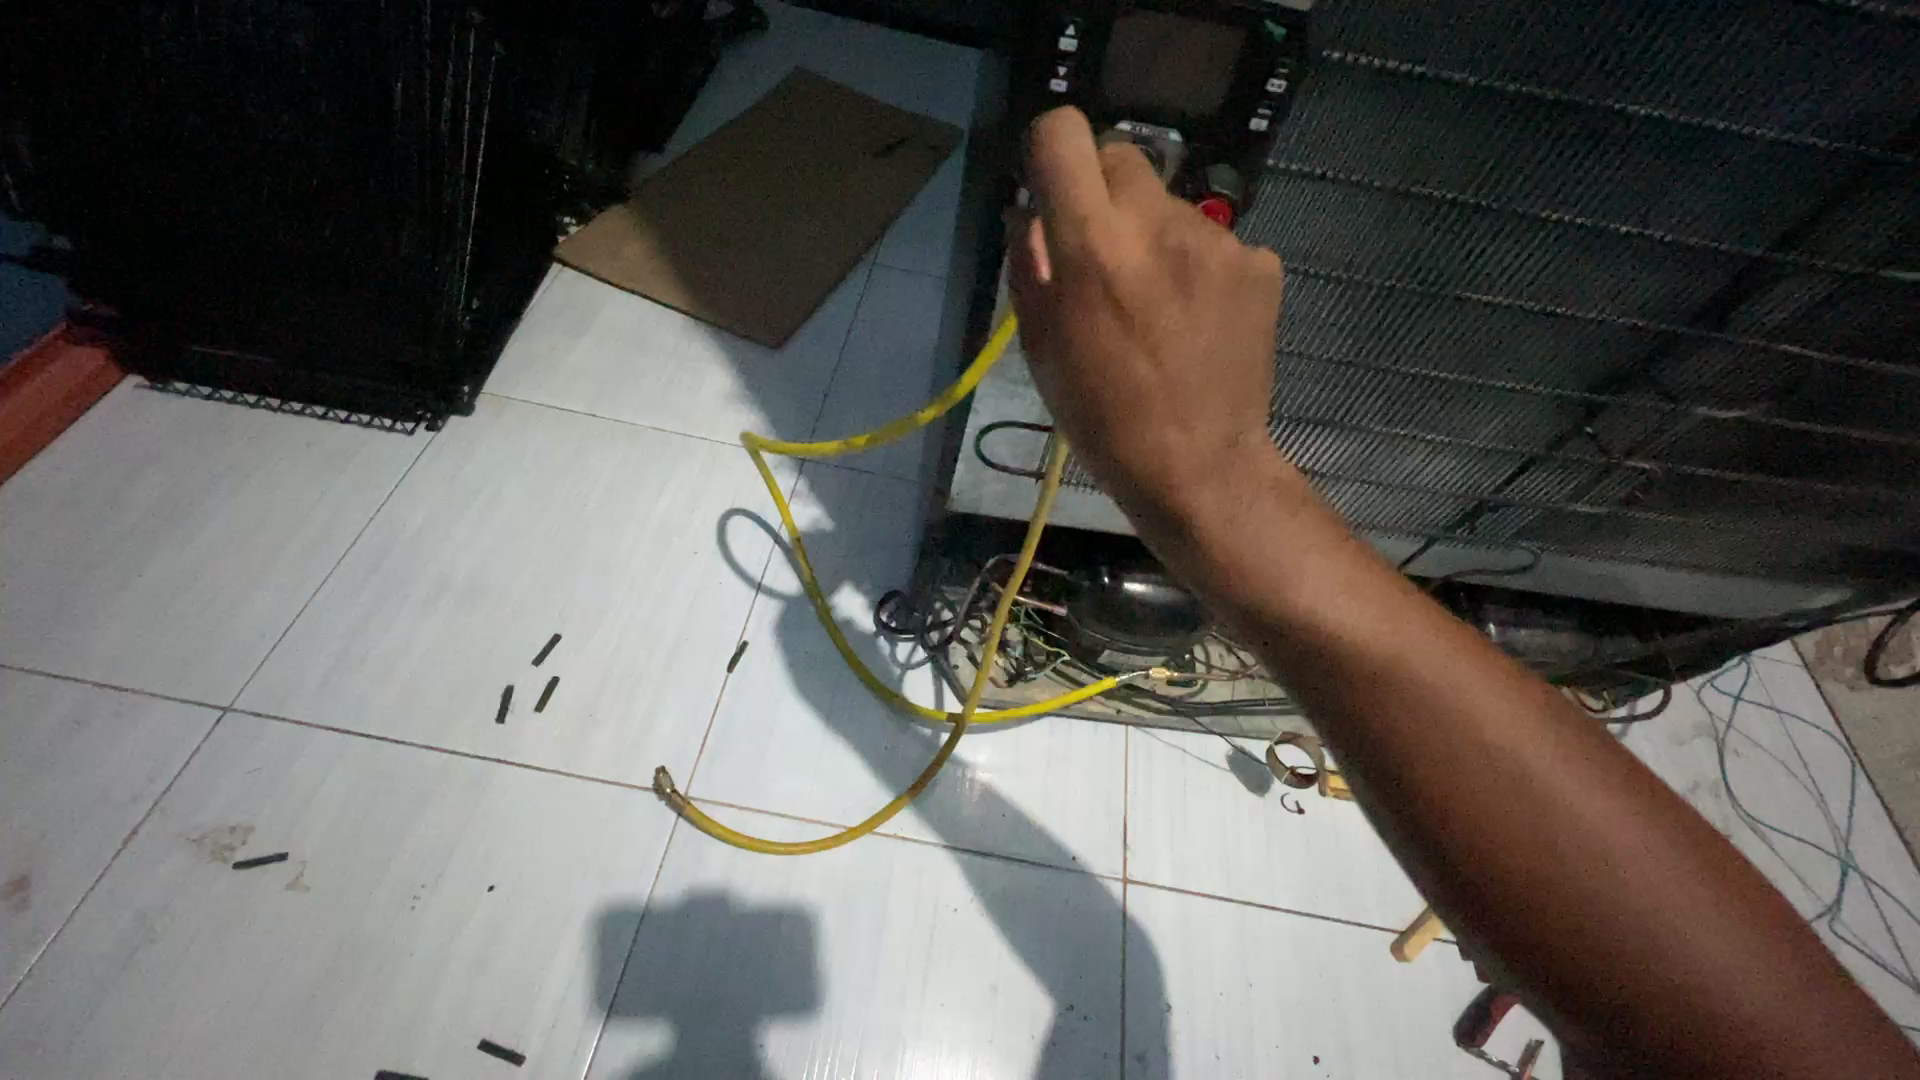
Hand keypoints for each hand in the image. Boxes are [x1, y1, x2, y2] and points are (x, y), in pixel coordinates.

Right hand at [1008, 106, 1286, 533]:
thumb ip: (1029, 266)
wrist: (1198, 466)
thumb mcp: (1041, 348)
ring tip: (1157, 307)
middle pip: (1122, 158)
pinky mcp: (1260, 262)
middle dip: (1103, 195)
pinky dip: (1197, 268)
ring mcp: (1218, 241)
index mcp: (1092, 247)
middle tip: (1104, 257)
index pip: (1063, 134)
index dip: (1051, 152)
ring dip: (1153, 237)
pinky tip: (1197, 320)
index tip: (1053, 191)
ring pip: (1170, 205)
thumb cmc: (1102, 417)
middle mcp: (1158, 225)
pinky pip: (1213, 241)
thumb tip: (1030, 213)